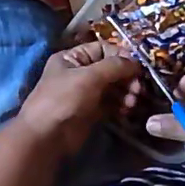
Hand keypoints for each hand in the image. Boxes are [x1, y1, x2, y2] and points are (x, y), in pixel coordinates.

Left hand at [14, 41, 141, 152]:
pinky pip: (112, 102)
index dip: (121, 56)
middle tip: (137, 89)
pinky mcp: (92, 111)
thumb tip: (136, 62)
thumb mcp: (89, 76)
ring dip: (126, 92)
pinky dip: (121, 104)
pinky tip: (127, 110)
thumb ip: (114, 66)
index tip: (137, 68)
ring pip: (113, 86)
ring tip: (132, 102)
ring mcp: (86, 92)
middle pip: (111, 68)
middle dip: (126, 77)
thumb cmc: (64, 99)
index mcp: (72, 58)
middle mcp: (79, 72)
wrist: (47, 137)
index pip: (103, 49)